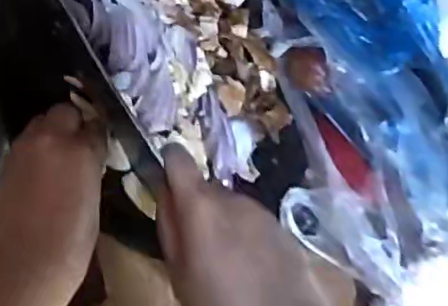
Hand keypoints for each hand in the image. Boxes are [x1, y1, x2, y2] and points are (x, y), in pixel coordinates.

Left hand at [0, 104, 103, 305]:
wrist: (19, 265)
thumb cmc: (67, 248)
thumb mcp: (93, 208)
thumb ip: (90, 172)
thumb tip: (89, 162)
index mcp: (81, 151)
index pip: (96, 126)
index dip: (99, 133)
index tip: (100, 141)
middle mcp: (52, 138)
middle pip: (65, 111)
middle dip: (73, 121)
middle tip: (78, 142)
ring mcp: (26, 145)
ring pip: (42, 120)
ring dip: (52, 130)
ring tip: (57, 153)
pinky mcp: (7, 157)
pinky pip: (26, 139)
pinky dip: (35, 146)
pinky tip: (39, 166)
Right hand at [156, 145, 331, 305]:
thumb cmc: (217, 302)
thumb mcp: (178, 272)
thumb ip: (167, 223)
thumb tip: (164, 190)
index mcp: (199, 202)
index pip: (177, 156)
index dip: (170, 164)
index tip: (168, 179)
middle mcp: (230, 196)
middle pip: (207, 188)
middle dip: (202, 208)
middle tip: (202, 244)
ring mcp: (261, 210)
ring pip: (233, 206)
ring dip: (228, 222)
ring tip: (231, 261)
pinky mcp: (284, 229)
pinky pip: (257, 223)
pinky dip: (251, 237)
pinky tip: (254, 268)